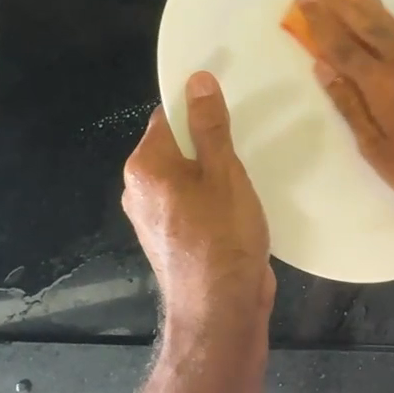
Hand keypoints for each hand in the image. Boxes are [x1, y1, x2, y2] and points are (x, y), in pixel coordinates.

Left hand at [122, 72, 273, 336]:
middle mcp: (140, 189)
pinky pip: (193, 202)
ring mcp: (155, 218)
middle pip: (177, 146)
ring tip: (253, 168)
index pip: (167, 116)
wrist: (221, 311)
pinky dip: (215, 196)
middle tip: (251, 136)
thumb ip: (210, 126)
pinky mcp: (175, 239)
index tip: (233, 101)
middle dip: (211, 140)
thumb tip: (197, 80)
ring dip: (216, 170)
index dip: (199, 105)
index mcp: (147, 166)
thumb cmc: (223, 237)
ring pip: (188, 176)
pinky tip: (243, 202)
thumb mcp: (224, 172)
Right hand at [282, 0, 393, 220]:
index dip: (321, 23)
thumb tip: (323, 66)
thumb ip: (348, 104)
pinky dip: (388, 17)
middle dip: (340, 1)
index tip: (302, 0)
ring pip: (390, 24)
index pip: (343, 46)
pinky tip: (379, 12)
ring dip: (365, 2)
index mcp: (383, 85)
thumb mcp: (373, 147)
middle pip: (367, 25)